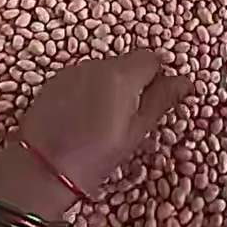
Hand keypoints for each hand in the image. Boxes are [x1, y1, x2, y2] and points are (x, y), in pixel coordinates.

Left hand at [0, 51, 190, 220]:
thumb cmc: (96, 155)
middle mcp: (96, 64)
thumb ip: (160, 100)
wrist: (40, 169)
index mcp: (121, 74)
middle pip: (126, 63)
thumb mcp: (135, 132)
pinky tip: (82, 118)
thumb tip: (185, 81)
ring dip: (110, 87)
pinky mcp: (54, 81)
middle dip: (133, 83)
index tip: (152, 102)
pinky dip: (88, 91)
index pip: (151, 58)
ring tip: (103, 122)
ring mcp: (72, 71)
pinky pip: (82, 78)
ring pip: (103, 70)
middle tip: (129, 118)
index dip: (157, 78)